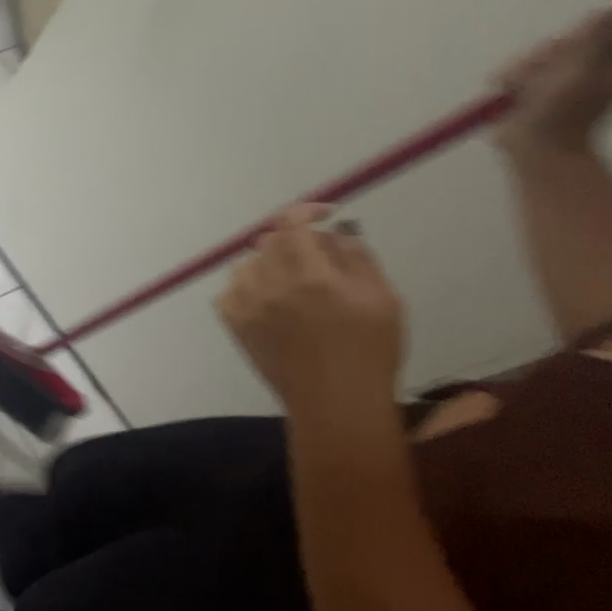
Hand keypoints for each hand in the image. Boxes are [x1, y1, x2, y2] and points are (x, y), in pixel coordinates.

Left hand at [217, 205, 404, 410]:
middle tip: (316, 259)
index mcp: (312, 277)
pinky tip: (268, 301)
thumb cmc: (370, 350)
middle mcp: (272, 286)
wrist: (334, 398)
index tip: (322, 214)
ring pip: (246, 265)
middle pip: (269, 244)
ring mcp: (247, 306)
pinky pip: (229, 292)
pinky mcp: (233, 324)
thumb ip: (356, 259)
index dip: (304, 212)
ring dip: (267, 265)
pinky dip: (246, 289)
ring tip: (292, 282)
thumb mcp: (382, 299)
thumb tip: (335, 233)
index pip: (293, 226)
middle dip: (293, 243)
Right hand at [494, 8, 611, 153]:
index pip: (602, 27)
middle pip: (566, 40)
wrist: (535, 144)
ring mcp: (561, 77)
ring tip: (518, 87)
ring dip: (522, 69)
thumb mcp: (584, 67)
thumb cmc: (564, 109)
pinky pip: (520, 69)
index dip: (582, 34)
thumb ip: (596, 36)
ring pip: (538, 54)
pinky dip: (509, 77)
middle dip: (545, 55)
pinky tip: (508, 89)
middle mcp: (592, 65)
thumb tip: (607, 11)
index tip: (572, 50)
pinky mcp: (535, 87)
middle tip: (541, 75)